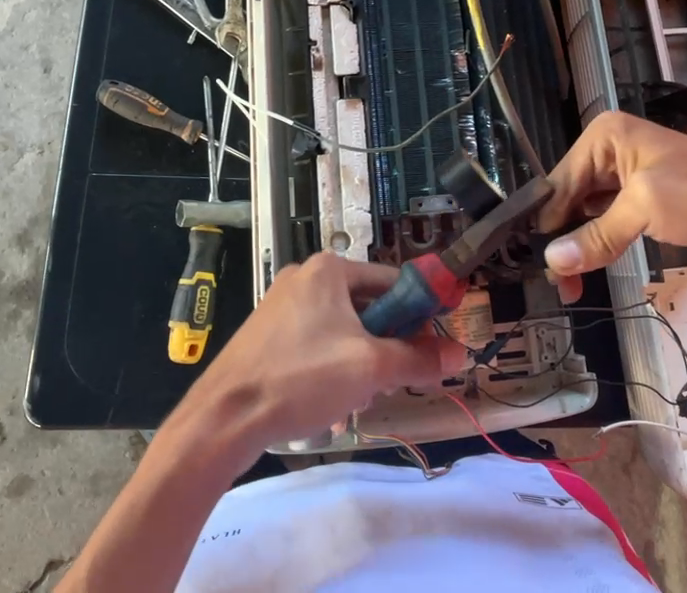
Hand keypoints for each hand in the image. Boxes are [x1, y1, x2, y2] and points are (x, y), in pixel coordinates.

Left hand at [175, 254, 453, 454]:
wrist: (224, 416)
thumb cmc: (301, 378)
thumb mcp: (370, 368)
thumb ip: (418, 358)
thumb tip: (462, 353)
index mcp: (329, 270)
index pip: (392, 281)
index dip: (419, 312)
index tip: (434, 344)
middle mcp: (304, 277)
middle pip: (367, 306)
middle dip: (385, 344)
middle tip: (392, 379)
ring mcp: (281, 305)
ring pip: (342, 329)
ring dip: (360, 361)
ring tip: (359, 397)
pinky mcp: (267, 335)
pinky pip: (316, 343)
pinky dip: (332, 366)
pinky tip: (331, 401)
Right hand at [537, 111, 686, 297]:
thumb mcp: (646, 208)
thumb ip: (596, 235)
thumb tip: (551, 262)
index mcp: (607, 133)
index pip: (561, 180)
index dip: (549, 222)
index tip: (541, 263)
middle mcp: (613, 147)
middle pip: (570, 195)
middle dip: (562, 237)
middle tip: (558, 283)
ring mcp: (629, 172)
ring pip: (587, 211)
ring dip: (578, 245)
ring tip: (570, 284)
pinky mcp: (644, 197)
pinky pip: (608, 219)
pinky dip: (598, 243)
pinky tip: (590, 267)